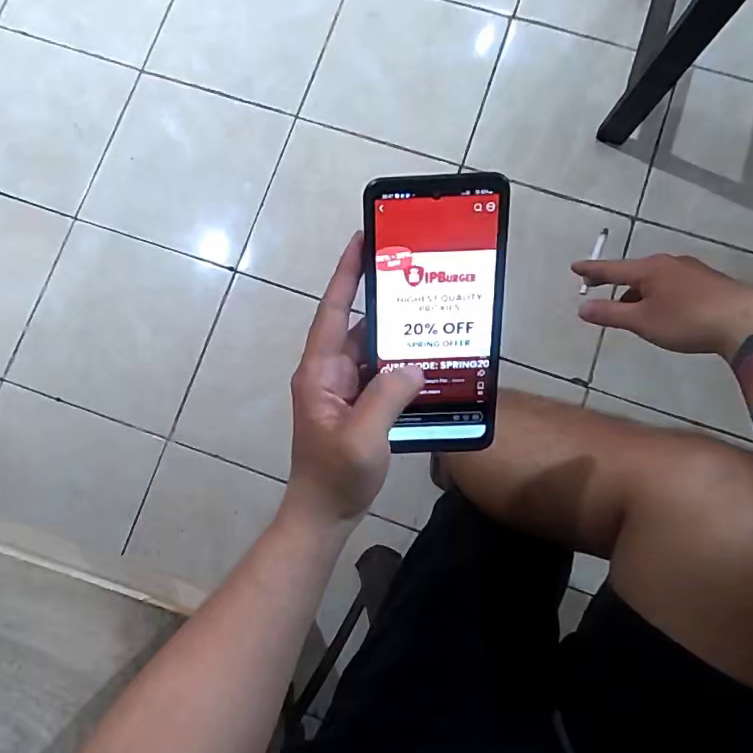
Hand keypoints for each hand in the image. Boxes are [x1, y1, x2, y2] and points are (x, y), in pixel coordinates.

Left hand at [285, 234, 425, 532]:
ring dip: (399, 338)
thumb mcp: (363, 437)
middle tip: (418, 275)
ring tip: (435, 315)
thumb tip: (411, 364)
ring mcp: (341, 390)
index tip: (360, 241)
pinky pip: (380, 375)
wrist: (323, 511)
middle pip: (356, 327)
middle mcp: (326, 374)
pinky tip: (431, 362)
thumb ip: (387, 397)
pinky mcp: (355, 406)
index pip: (331, 313)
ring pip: (372, 352)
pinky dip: (402, 367)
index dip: (345, 276)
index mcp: (318, 373)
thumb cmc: (335, 475)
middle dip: (384, 302)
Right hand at [573, 254, 752, 359]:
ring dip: (639, 291)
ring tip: (632, 309)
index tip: (575, 267)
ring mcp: (694, 272)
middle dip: (616, 282)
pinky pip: (674, 285)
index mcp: (649, 270)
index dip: (591, 270)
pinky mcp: (712, 283)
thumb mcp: (640, 321)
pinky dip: (659, 294)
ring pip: (655, 279)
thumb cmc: (688, 320)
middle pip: (634, 272)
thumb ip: (608, 314)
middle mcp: (670, 264)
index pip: (611, 268)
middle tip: (600, 288)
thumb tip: (582, 307)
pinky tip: (663, 310)